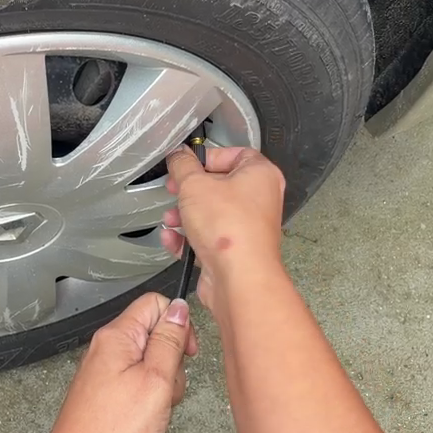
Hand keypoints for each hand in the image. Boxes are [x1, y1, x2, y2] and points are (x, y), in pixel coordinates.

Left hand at [35, 293, 194, 432]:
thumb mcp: (155, 381)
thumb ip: (169, 341)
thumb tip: (179, 308)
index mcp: (116, 337)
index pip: (155, 304)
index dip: (178, 324)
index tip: (187, 353)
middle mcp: (106, 349)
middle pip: (154, 334)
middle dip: (172, 362)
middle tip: (165, 390)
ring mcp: (104, 373)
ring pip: (149, 363)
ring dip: (162, 386)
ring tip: (152, 412)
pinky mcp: (104, 395)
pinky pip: (137, 384)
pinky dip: (148, 401)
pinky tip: (143, 423)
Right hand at [159, 146, 286, 308]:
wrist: (238, 278)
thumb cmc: (228, 227)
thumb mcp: (194, 185)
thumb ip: (182, 165)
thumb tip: (178, 155)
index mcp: (261, 175)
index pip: (235, 154)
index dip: (208, 157)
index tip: (186, 163)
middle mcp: (259, 200)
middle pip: (219, 185)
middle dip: (190, 190)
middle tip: (174, 189)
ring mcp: (248, 227)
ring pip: (211, 213)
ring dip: (185, 215)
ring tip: (171, 219)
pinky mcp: (235, 250)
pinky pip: (209, 237)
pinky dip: (189, 237)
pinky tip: (173, 239)